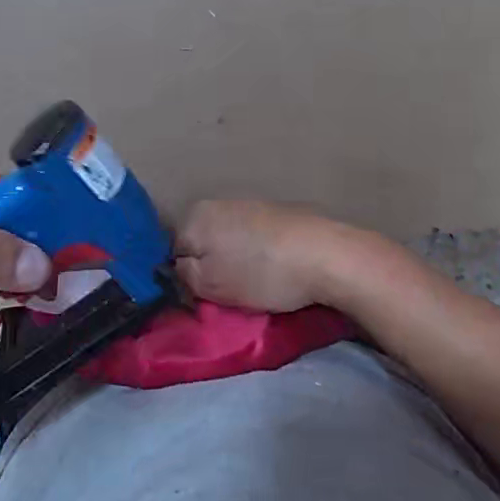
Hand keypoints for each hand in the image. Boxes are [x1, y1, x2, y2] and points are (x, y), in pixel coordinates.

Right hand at [174, 199, 362, 312]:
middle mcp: (216, 202)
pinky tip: (273, 269)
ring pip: (227, 240)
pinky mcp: (275, 212)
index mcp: (194, 215)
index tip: (203, 298)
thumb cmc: (261, 273)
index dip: (186, 278)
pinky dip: (258, 254)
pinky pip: (253, 238)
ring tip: (254, 284)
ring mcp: (248, 204)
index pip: (173, 251)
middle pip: (201, 243)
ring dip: (234, 261)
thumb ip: (183, 276)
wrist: (326, 255)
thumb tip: (178, 268)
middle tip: (228, 295)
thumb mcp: (211, 286)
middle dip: (210, 267)